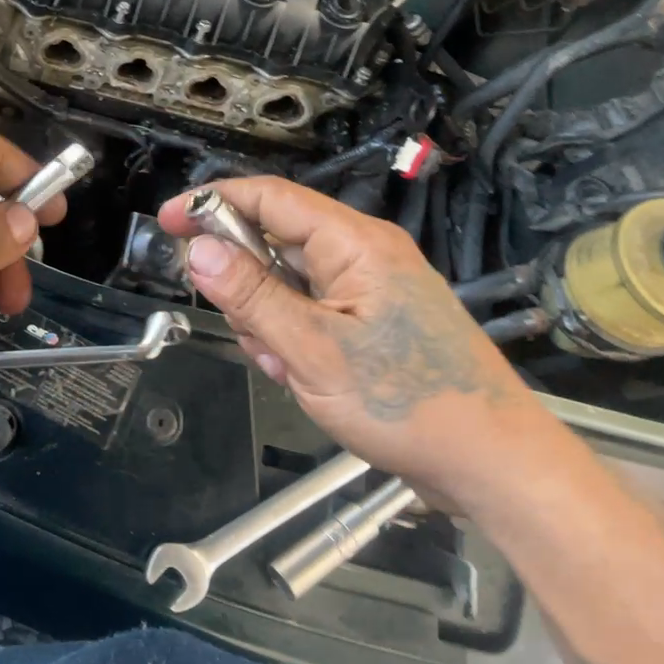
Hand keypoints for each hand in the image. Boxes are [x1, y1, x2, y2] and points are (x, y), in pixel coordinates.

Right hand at [157, 178, 547, 500]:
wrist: (494, 465)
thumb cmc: (410, 404)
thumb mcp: (312, 351)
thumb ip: (252, 296)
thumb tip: (199, 251)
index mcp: (355, 244)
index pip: (269, 198)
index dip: (212, 202)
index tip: (169, 221)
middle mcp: (363, 255)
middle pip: (274, 243)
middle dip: (247, 286)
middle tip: (253, 332)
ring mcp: (370, 289)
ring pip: (287, 284)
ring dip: (270, 322)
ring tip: (290, 366)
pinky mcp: (374, 321)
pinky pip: (310, 312)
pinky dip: (293, 338)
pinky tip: (307, 376)